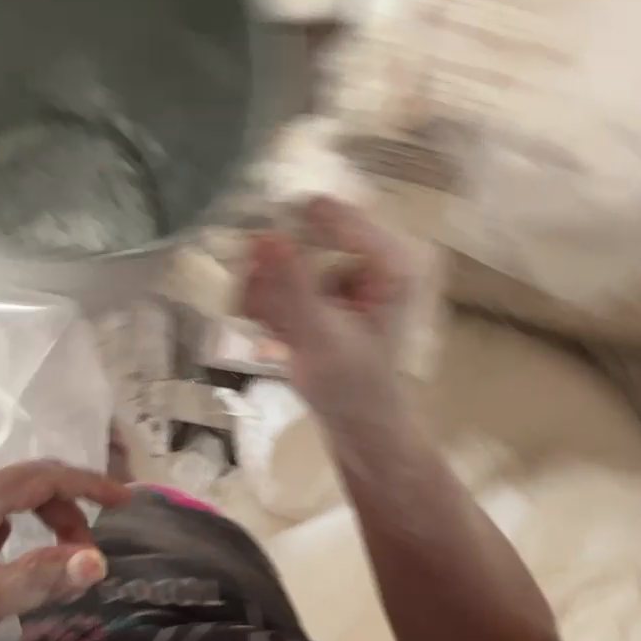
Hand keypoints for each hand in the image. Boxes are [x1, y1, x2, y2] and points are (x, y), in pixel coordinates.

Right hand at [242, 197, 412, 430]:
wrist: (356, 426)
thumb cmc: (352, 387)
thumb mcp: (321, 336)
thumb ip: (292, 286)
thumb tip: (264, 235)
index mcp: (387, 262)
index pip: (333, 215)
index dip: (291, 224)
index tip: (252, 246)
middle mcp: (366, 260)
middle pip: (303, 235)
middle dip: (275, 274)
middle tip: (262, 305)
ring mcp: (340, 276)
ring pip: (285, 260)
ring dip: (268, 295)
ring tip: (273, 331)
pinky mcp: (319, 294)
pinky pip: (280, 282)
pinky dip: (269, 308)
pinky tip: (275, 338)